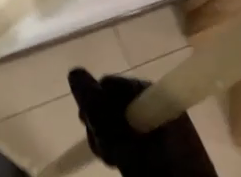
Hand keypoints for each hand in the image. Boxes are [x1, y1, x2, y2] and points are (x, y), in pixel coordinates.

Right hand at [68, 70, 215, 176]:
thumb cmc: (158, 170)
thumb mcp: (120, 139)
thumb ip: (96, 106)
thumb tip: (74, 72)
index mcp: (152, 94)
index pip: (109, 84)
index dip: (94, 104)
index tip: (90, 129)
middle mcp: (157, 101)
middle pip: (114, 101)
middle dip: (101, 125)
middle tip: (105, 150)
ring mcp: (162, 121)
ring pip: (120, 120)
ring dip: (109, 139)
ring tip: (113, 159)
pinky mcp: (166, 140)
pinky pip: (134, 134)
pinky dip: (122, 146)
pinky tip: (120, 160)